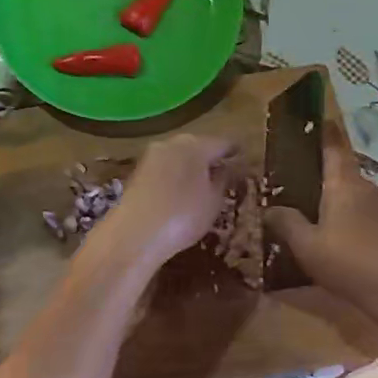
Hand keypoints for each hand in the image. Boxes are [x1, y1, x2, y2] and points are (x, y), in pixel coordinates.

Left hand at [96, 134, 237, 267]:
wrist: (135, 234)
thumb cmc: (183, 217)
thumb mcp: (213, 201)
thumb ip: (222, 180)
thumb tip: (225, 168)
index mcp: (196, 146)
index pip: (222, 143)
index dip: (234, 151)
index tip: (242, 156)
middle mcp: (172, 143)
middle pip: (197, 145)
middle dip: (209, 156)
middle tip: (222, 171)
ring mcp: (151, 156)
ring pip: (177, 156)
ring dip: (189, 165)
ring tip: (201, 183)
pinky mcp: (137, 171)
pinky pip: (163, 168)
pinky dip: (173, 175)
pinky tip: (178, 191)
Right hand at [266, 124, 377, 307]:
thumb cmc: (352, 261)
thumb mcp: (308, 246)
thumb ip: (287, 224)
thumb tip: (270, 209)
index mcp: (343, 183)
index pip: (334, 145)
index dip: (324, 130)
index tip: (316, 117)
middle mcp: (365, 189)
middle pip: (341, 171)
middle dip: (319, 171)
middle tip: (290, 176)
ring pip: (350, 195)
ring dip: (331, 198)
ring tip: (305, 209)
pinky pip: (360, 215)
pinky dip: (343, 218)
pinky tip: (330, 238)